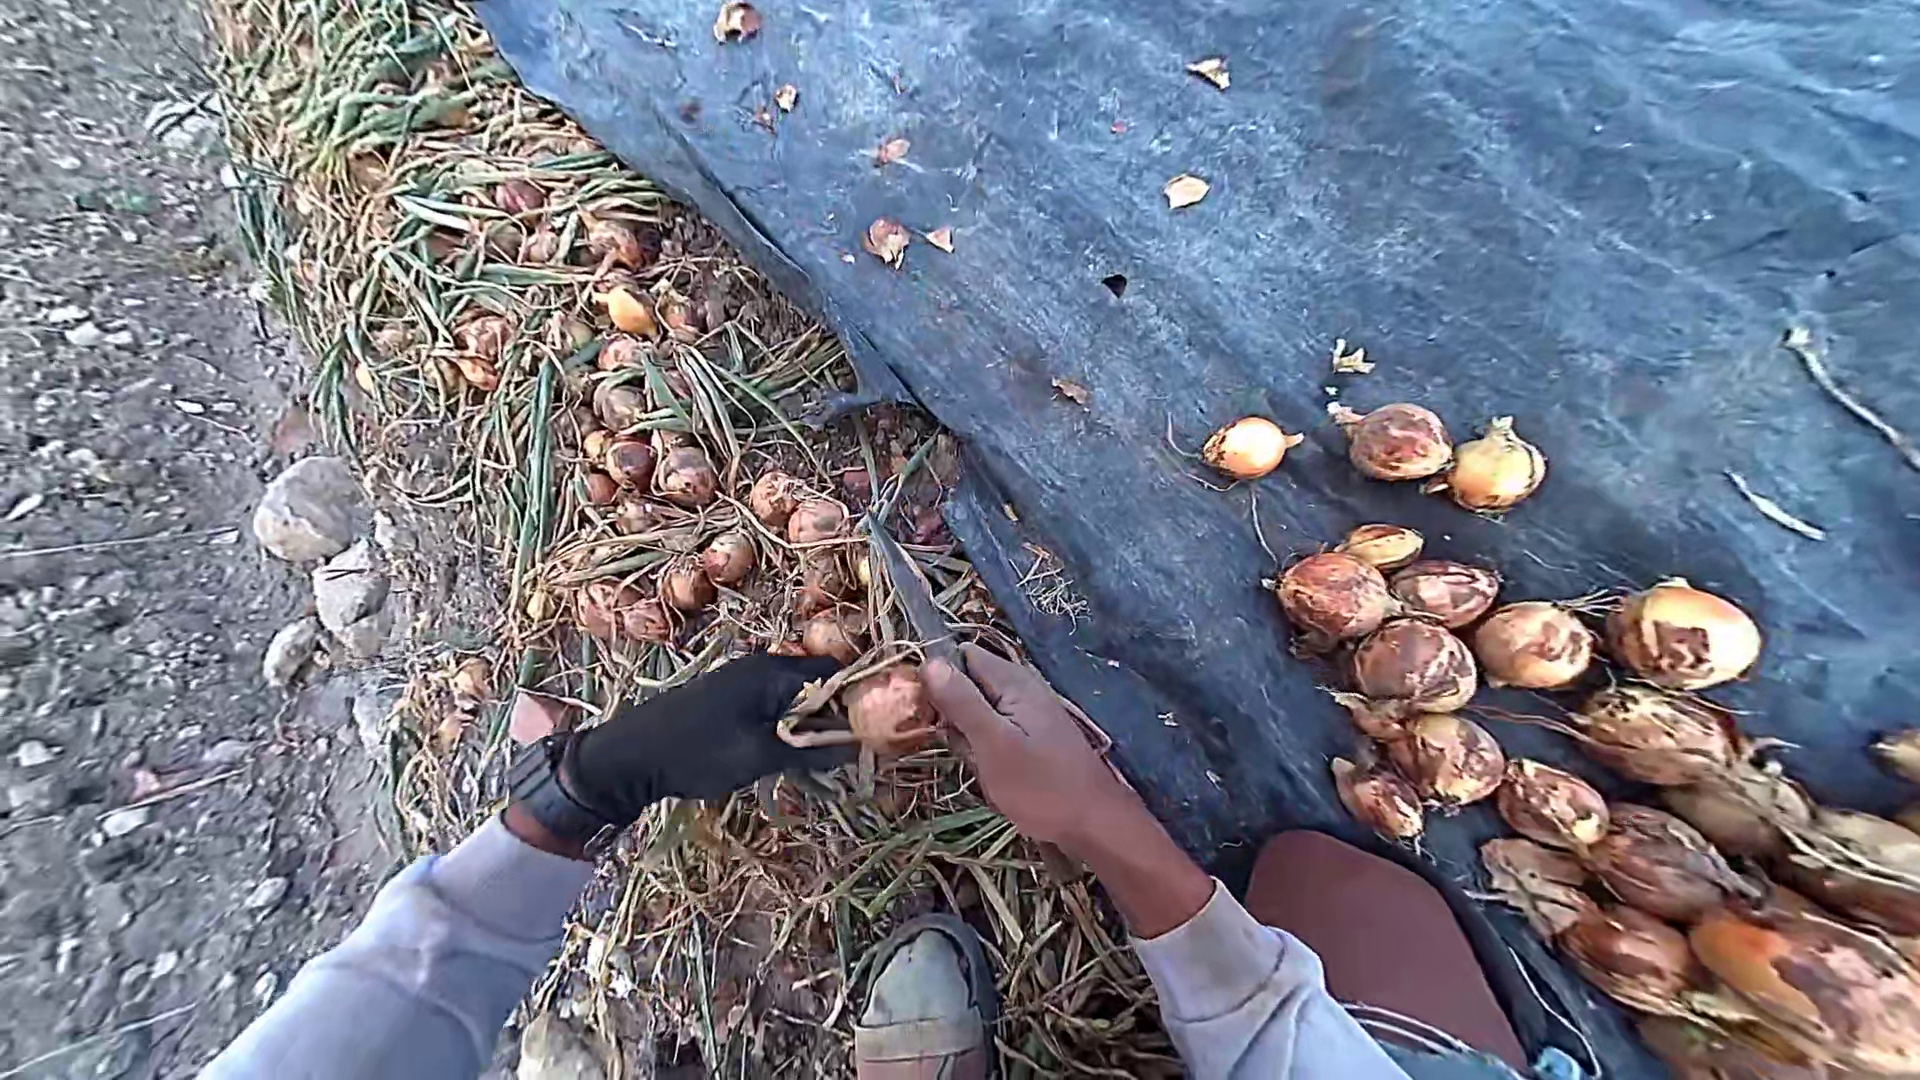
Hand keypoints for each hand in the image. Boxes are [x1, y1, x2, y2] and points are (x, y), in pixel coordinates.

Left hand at [560, 652, 847, 824]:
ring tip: (820, 756)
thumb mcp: (759, 754)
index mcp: (773, 671)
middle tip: (845, 749)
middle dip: (835, 713)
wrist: (627, 757)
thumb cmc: (696, 751)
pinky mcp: (732, 695)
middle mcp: (763, 666)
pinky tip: (788, 750)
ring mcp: (745, 679)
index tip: (868, 730)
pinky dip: (789, 723)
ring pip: (797, 694)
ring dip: (812, 721)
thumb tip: (856, 747)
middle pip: (817, 681)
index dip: (855, 699)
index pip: (833, 672)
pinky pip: (775, 702)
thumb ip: (811, 750)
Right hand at [923, 646, 1210, 935]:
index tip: (922, 706)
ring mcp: (1028, 712)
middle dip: (951, 709)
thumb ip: (962, 702)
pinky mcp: (1030, 735)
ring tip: (975, 763)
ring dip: (966, 734)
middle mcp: (1021, 687)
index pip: (962, 655)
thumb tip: (931, 661)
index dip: (938, 674)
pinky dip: (982, 747)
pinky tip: (989, 771)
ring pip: (978, 710)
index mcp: (1013, 680)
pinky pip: (993, 730)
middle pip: (969, 682)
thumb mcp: (993, 744)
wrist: (1095, 824)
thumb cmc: (1042, 785)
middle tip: (955, 743)